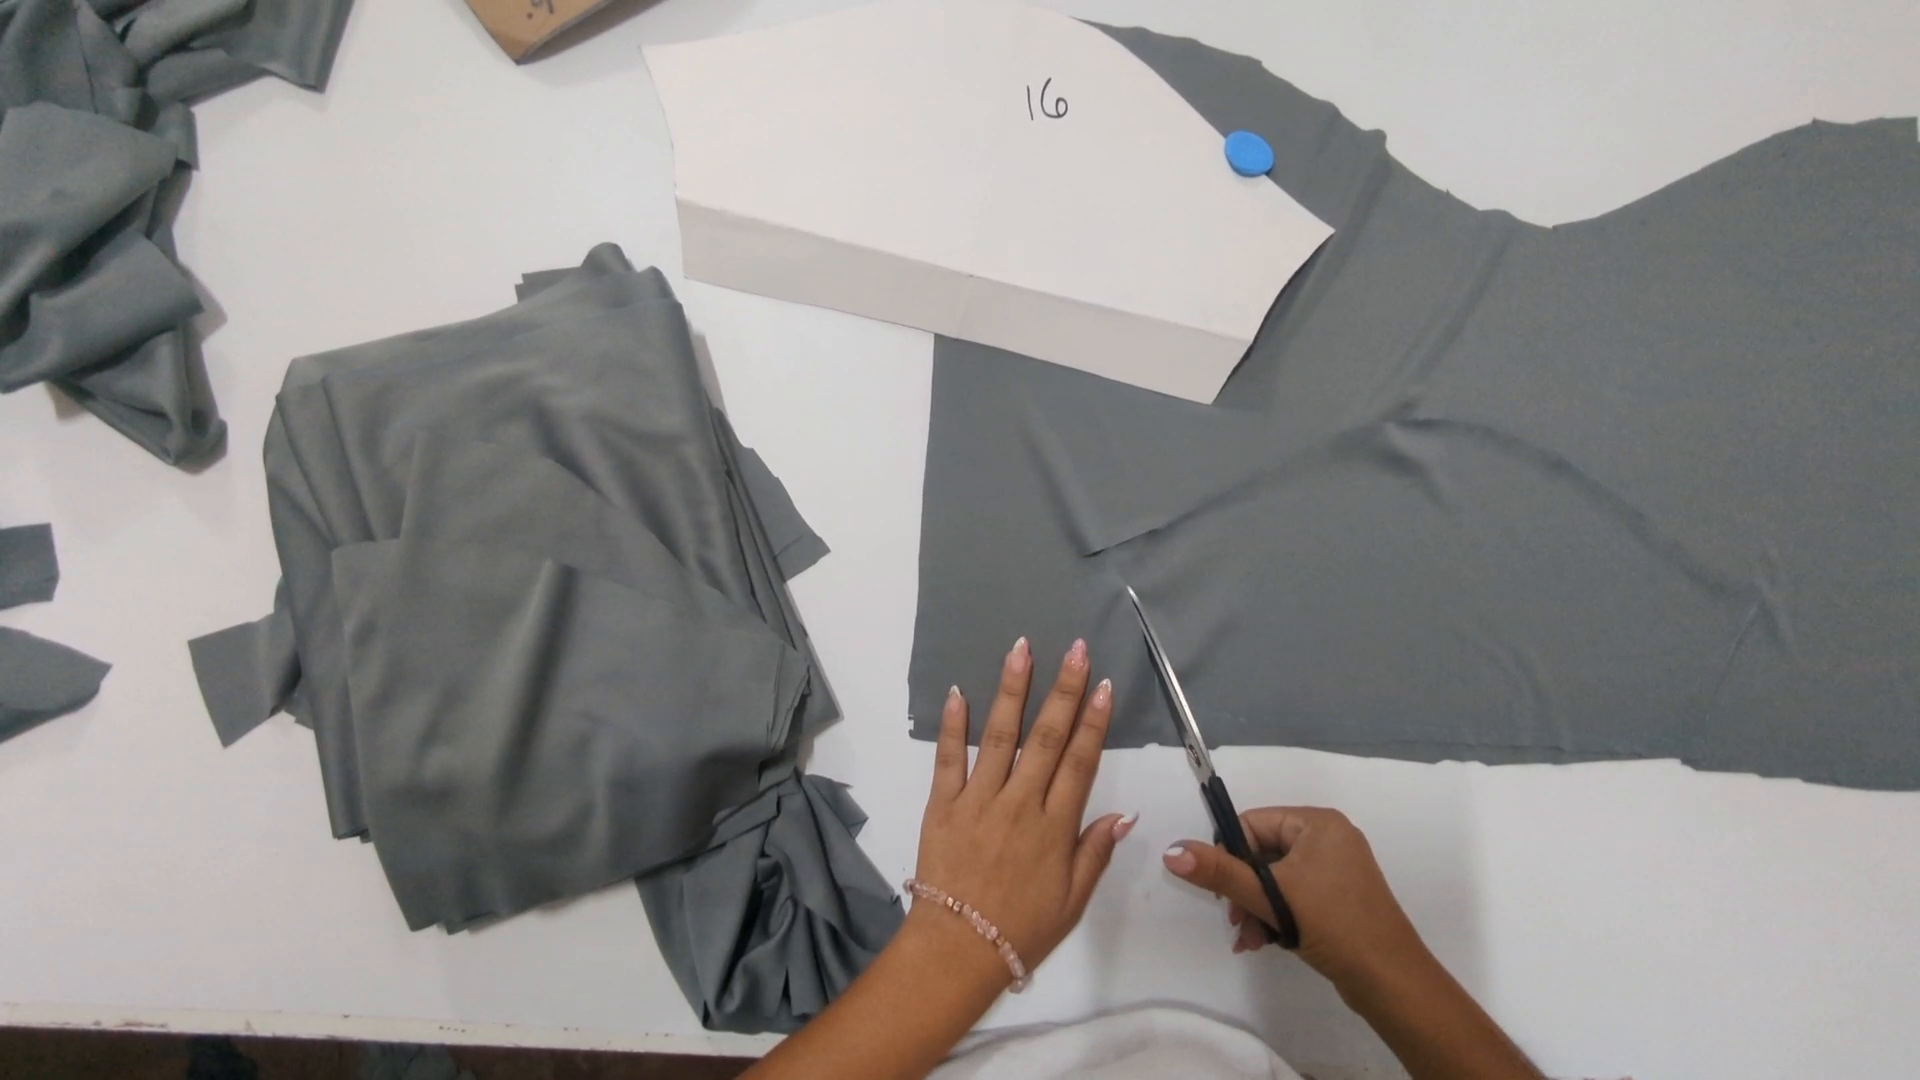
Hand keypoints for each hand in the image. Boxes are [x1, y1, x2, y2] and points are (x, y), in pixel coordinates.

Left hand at [910, 637, 1134, 989]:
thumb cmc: (1021, 928)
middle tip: (1073, 649)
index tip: (1102, 685)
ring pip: (1000, 736)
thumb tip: (1124, 813)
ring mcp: (978, 799)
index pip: (1079, 762)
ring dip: (1012, 690)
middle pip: (1046, 737)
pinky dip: (953, 725)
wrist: (957, 950)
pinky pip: (948, 758)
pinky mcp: (943, 804)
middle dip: (1062, 690)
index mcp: (1054, 826)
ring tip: (1020, 650)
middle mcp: (1019, 803)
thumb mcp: (1072, 901)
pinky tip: (959, 692)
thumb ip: (1095, 852)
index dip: (1093, 721)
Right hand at [1163, 806, 1429, 994]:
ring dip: (1256, 908)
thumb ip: (1220, 872)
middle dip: (1244, 890)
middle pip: (1262, 853)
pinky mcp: (1339, 896)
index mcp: (1317, 822)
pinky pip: (1293, 893)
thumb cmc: (1335, 926)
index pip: (1253, 824)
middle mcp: (1328, 837)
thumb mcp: (1271, 896)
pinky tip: (1264, 942)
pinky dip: (1276, 915)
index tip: (1223, 892)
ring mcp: (1336, 868)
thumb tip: (1171, 852)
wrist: (1394, 986)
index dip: (1231, 856)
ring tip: (1250, 939)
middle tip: (1235, 920)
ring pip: (1275, 878)